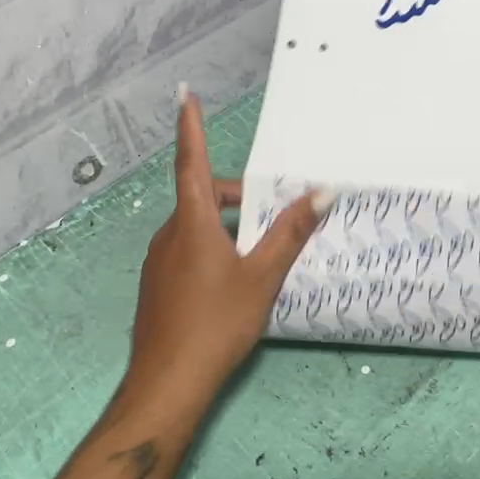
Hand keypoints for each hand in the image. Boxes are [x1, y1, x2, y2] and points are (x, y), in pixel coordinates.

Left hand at [126, 89, 328, 402]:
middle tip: (272, 217)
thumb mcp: (263, 275)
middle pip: (202, 198)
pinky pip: (186, 251)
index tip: (184, 94)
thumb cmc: (217, 322)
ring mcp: (157, 262)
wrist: (167, 384)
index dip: (189, 127)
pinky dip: (212, 249)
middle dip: (235, 198)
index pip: (190, 162)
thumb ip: (291, 231)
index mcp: (191, 223)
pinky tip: (232, 284)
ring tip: (259, 257)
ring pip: (195, 228)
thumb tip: (324, 189)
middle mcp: (168, 235)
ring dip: (226, 227)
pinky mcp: (156, 286)